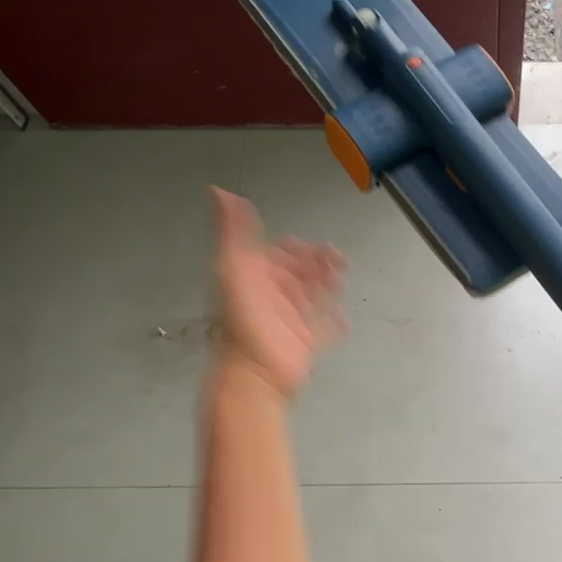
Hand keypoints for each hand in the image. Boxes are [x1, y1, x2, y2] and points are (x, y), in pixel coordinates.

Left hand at [210, 187, 346, 397]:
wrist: (255, 371)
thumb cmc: (244, 318)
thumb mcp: (233, 266)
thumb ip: (232, 230)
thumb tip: (219, 190)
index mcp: (256, 278)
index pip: (274, 257)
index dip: (289, 248)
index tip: (302, 241)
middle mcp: (273, 298)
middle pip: (297, 274)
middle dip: (315, 262)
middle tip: (335, 254)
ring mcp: (291, 321)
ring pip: (312, 297)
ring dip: (326, 284)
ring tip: (342, 275)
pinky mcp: (307, 343)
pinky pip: (323, 330)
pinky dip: (334, 322)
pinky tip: (343, 316)